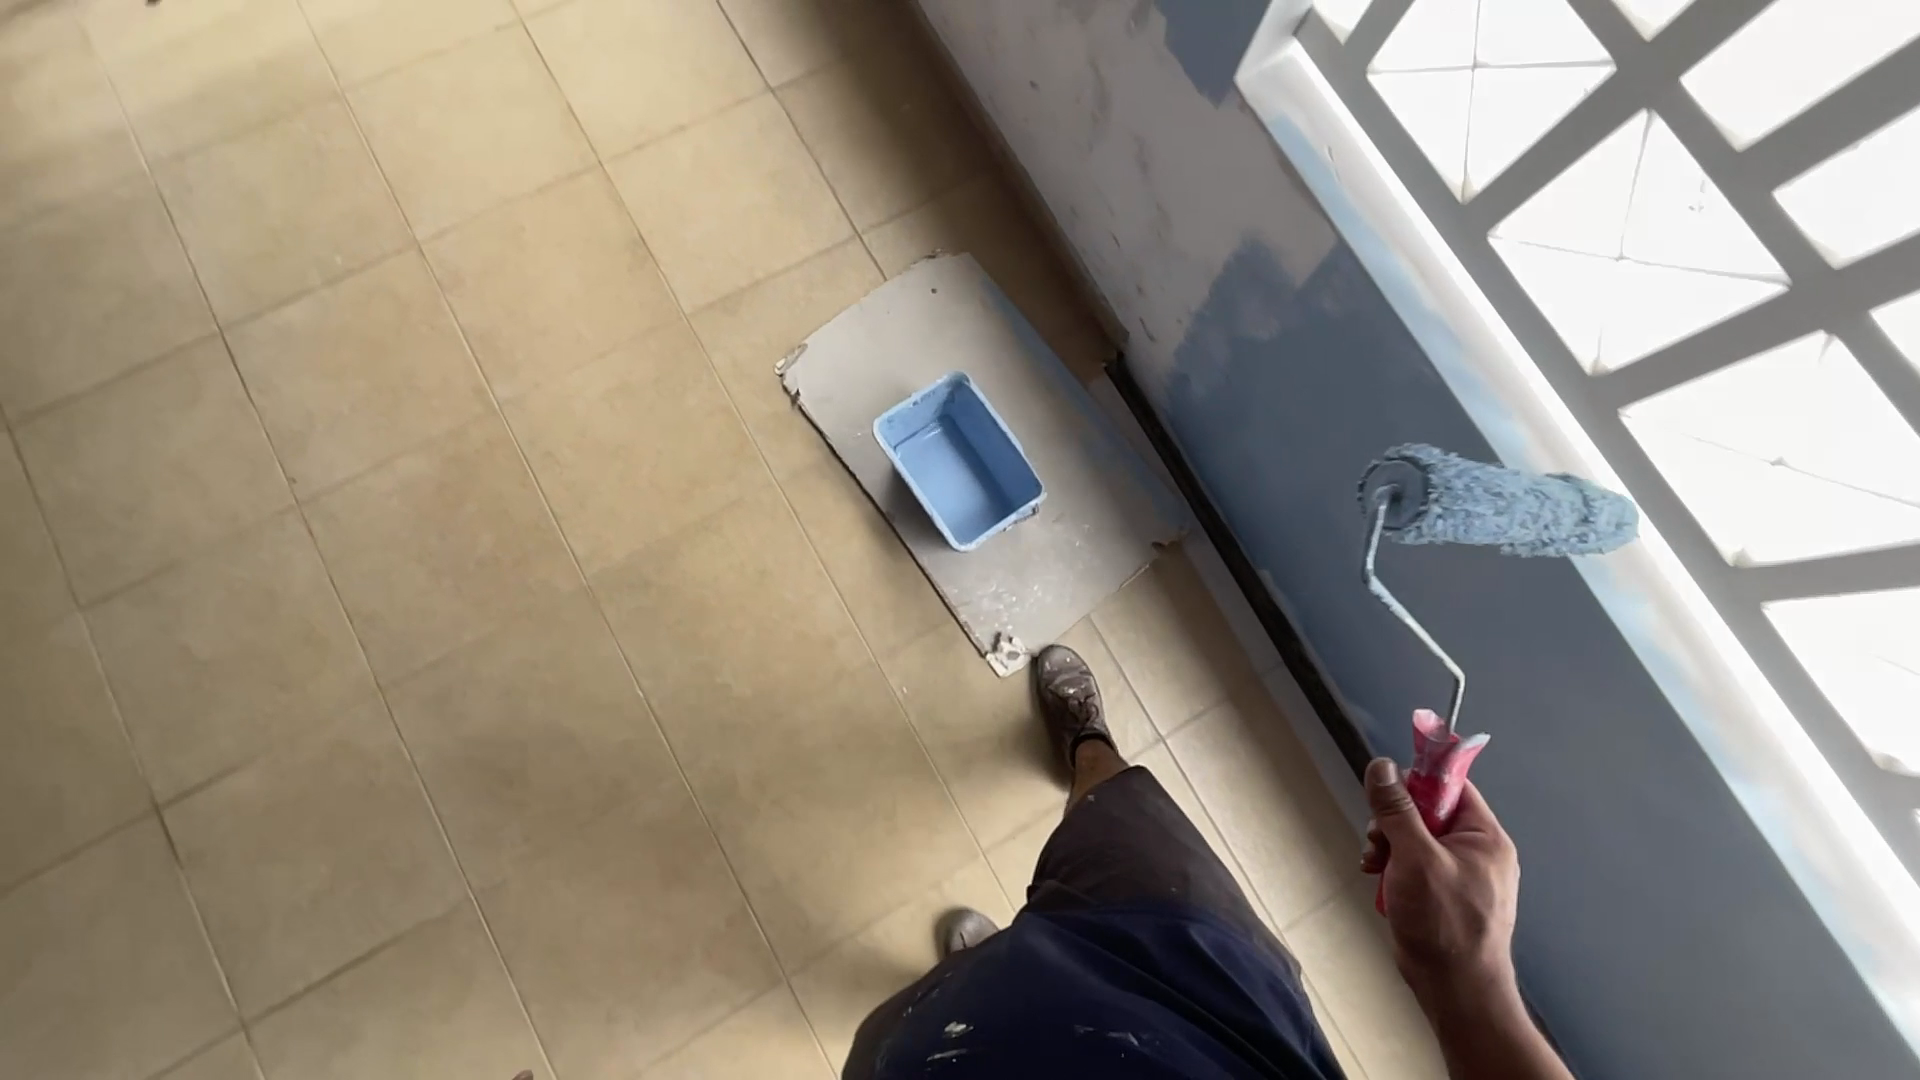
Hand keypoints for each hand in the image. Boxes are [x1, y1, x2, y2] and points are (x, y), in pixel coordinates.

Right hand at [1361, 757, 1520, 1013]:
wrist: (1454, 989)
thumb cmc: (1443, 920)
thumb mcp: (1415, 856)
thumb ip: (1396, 808)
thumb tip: (1381, 765)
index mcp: (1484, 838)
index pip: (1451, 787)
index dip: (1417, 781)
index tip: (1387, 790)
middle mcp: (1475, 851)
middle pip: (1425, 810)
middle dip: (1393, 821)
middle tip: (1378, 839)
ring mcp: (1457, 872)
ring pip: (1412, 836)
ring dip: (1386, 844)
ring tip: (1375, 865)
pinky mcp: (1440, 891)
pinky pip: (1411, 861)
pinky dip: (1391, 865)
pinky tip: (1378, 878)